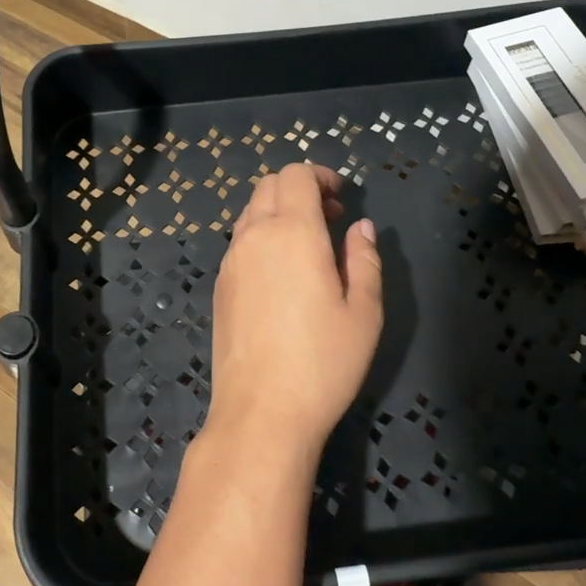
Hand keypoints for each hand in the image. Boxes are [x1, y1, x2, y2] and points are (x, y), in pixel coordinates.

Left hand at [206, 162, 382, 449]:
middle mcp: (255, 235)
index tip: (342, 198)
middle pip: (270, 185)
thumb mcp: (364, 312)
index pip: (297, 175)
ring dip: (279, 211)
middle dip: (301, 189)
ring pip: (251, 211)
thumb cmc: (323, 361)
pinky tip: (283, 273)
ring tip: (309, 245)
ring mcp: (231, 259)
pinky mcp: (220, 284)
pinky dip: (262, 235)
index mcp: (292, 231)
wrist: (261, 410)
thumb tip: (361, 227)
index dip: (321, 176)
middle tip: (331, 217)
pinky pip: (240, 240)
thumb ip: (365, 260)